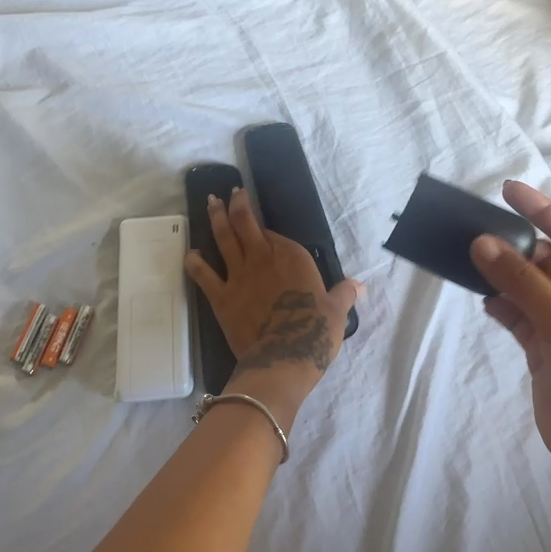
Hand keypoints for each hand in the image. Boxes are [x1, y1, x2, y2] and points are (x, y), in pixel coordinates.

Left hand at [184, 187, 361, 427]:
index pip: (274, 234)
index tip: (260, 216)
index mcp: (292, 256)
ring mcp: (239, 276)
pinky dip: (195, 262)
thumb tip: (359, 286)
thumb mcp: (337, 312)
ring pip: (224, 238)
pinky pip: (203, 274)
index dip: (265, 224)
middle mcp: (263, 258)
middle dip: (237, 204)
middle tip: (231, 192)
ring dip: (216, 218)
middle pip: (245, 223)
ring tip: (210, 202)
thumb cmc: (313, 333)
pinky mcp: (221, 297)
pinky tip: (190, 253)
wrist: (282, 359)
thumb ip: (345, 294)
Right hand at [470, 181, 550, 492]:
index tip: (507, 189)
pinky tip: (483, 298)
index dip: (541, 211)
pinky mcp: (547, 349)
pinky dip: (503, 306)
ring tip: (467, 259)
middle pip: (548, 261)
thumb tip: (481, 243)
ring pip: (529, 287)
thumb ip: (521, 282)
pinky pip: (520, 315)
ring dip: (503, 276)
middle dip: (514, 247)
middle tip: (472, 230)